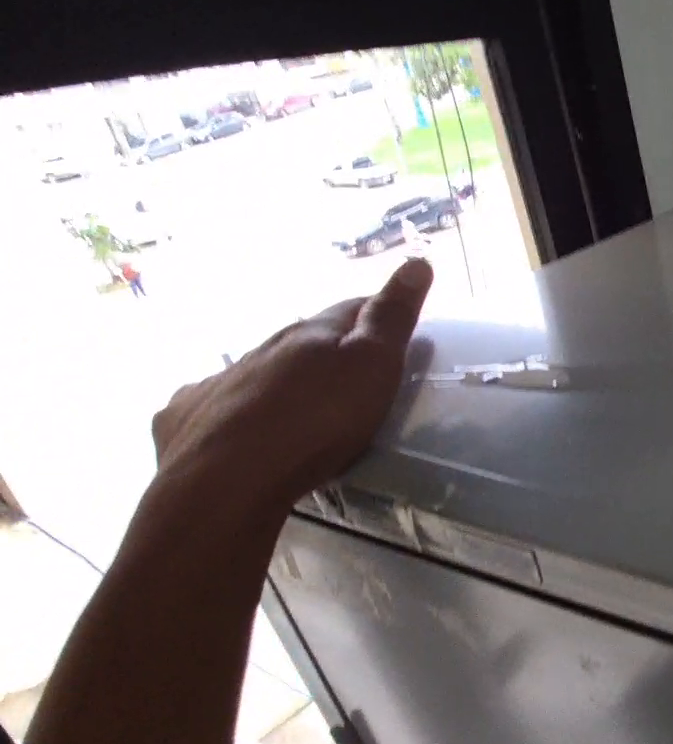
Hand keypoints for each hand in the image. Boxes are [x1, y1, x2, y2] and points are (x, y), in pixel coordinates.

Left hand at [149, 258, 433, 514]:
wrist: (224, 482)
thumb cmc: (318, 420)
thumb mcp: (374, 365)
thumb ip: (392, 316)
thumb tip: (417, 261)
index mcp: (311, 334)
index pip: (352, 308)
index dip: (378, 309)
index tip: (398, 321)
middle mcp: (262, 348)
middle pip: (304, 338)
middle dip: (330, 345)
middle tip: (358, 367)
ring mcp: (217, 382)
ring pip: (258, 369)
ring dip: (282, 376)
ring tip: (303, 402)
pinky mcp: (184, 418)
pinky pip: (214, 404)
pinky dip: (234, 407)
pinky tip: (242, 426)